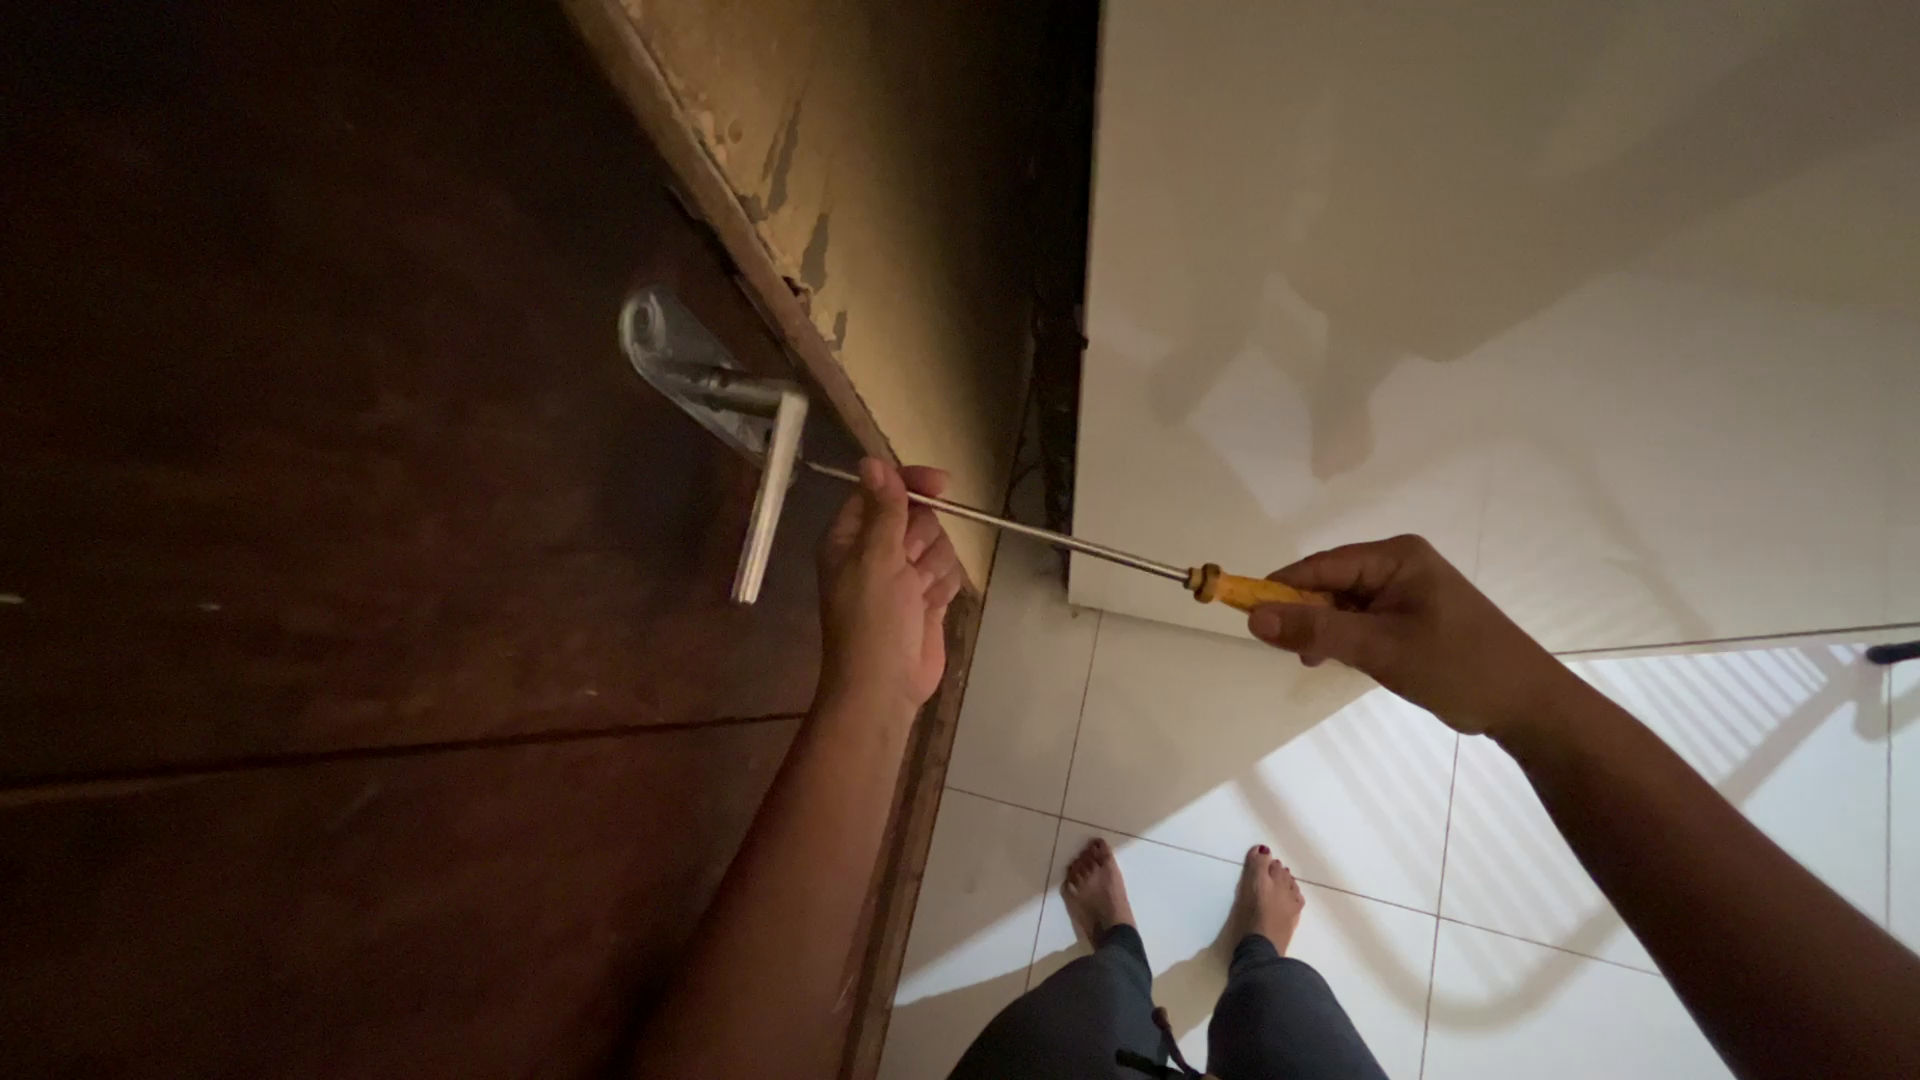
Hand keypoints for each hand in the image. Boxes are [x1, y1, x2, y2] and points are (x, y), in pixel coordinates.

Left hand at [816, 459, 964, 715]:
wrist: (885, 686)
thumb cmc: (872, 621)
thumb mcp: (875, 558)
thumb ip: (883, 509)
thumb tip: (871, 460)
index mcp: (850, 537)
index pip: (882, 491)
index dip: (910, 484)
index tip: (941, 485)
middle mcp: (875, 551)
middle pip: (917, 516)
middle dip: (922, 538)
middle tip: (909, 566)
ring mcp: (902, 575)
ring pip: (937, 544)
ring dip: (934, 567)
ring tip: (918, 594)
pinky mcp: (925, 597)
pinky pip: (946, 573)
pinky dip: (943, 587)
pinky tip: (930, 607)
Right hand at [1245, 534, 1577, 737]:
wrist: (1527, 706)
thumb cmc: (1457, 666)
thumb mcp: (1378, 648)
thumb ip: (1315, 631)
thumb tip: (1252, 618)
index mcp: (1395, 557)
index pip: (1320, 565)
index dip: (1280, 588)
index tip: (1247, 613)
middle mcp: (1397, 565)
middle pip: (1328, 583)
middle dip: (1304, 614)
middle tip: (1288, 647)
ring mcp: (1404, 591)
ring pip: (1340, 604)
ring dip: (1322, 630)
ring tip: (1315, 660)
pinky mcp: (1409, 617)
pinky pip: (1358, 620)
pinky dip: (1342, 639)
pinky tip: (1336, 661)